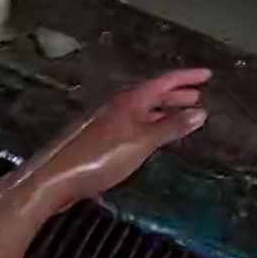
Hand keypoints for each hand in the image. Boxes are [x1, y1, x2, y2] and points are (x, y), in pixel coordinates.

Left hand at [11, 69, 210, 215]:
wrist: (48, 182)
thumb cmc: (101, 156)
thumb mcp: (144, 141)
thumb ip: (172, 127)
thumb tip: (201, 112)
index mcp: (130, 99)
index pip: (165, 80)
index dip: (187, 76)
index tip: (208, 74)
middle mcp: (117, 104)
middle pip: (152, 93)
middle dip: (176, 94)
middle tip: (197, 97)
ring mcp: (104, 121)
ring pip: (141, 109)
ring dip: (162, 110)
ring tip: (180, 116)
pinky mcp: (95, 138)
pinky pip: (131, 122)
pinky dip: (148, 123)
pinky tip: (153, 135)